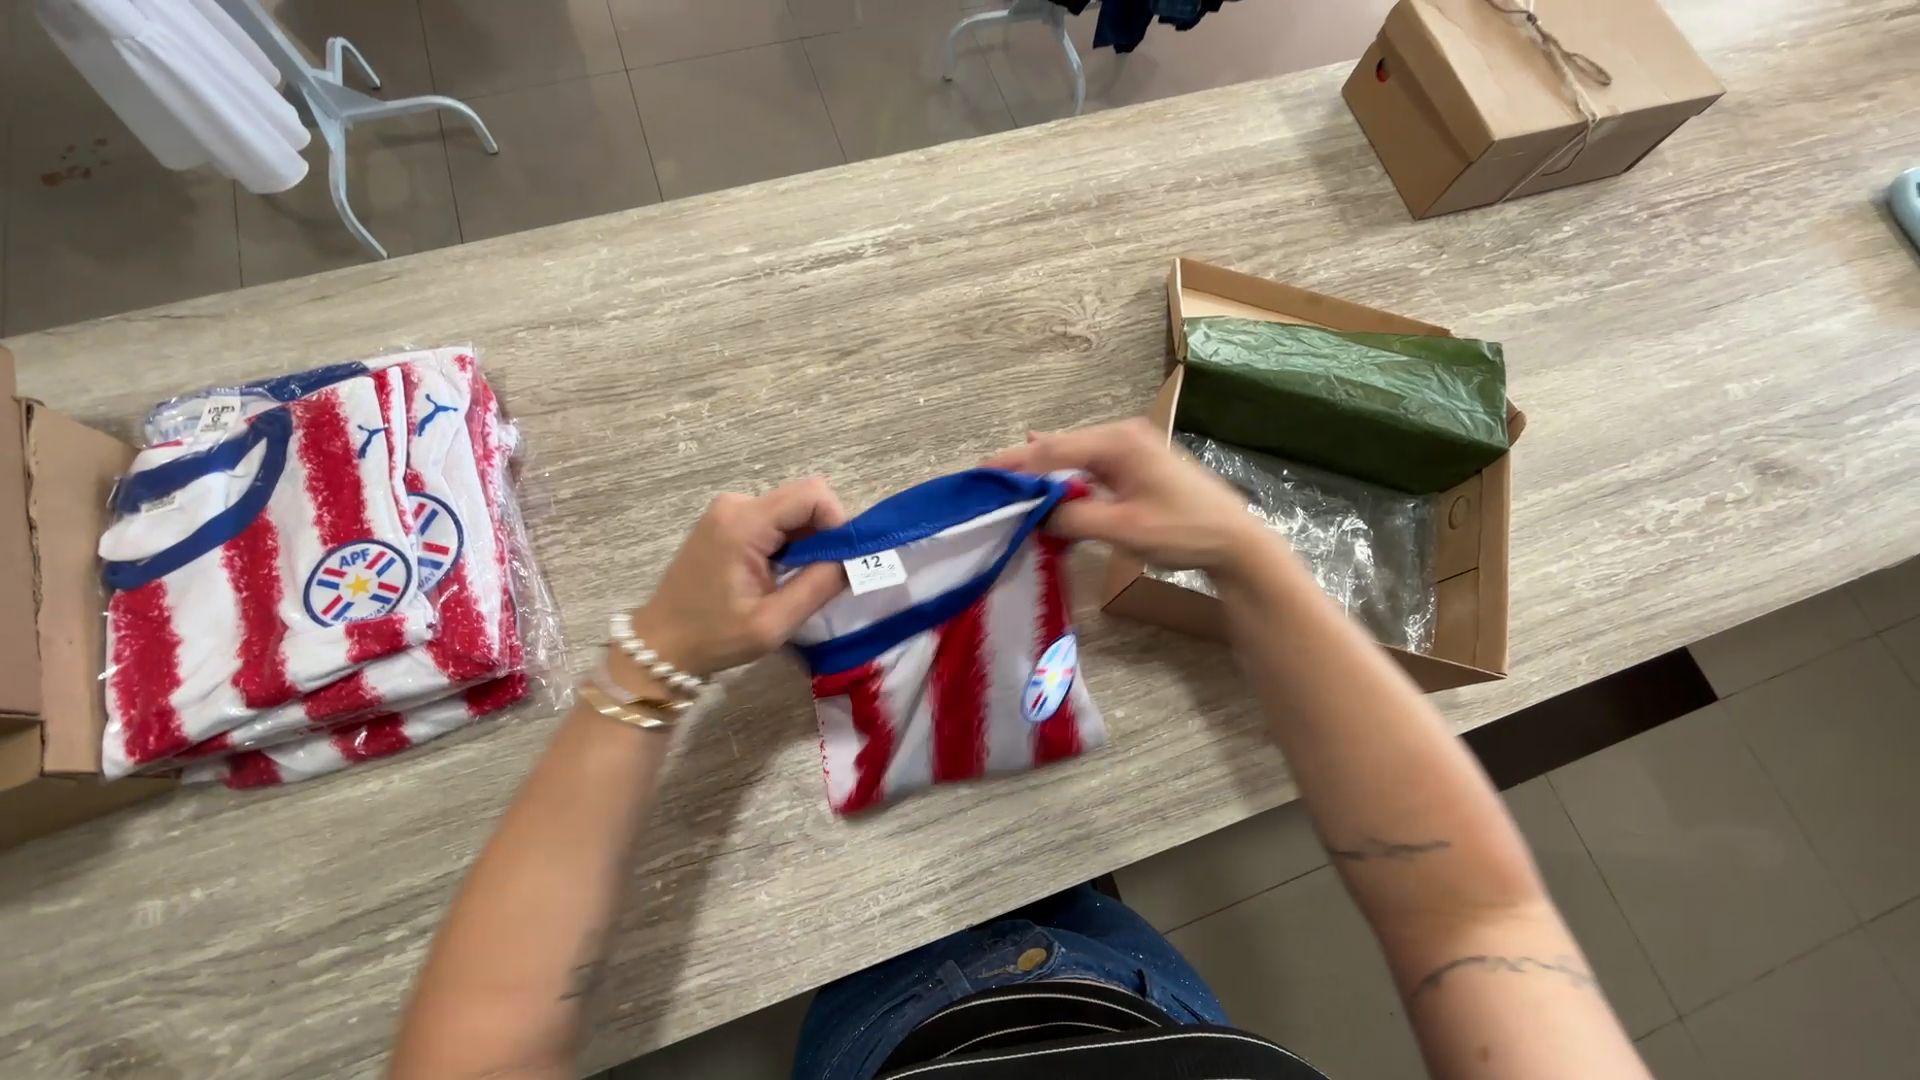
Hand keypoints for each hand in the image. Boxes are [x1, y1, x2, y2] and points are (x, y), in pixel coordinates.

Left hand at [619, 478, 849, 682]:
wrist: (661, 644)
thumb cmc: (715, 638)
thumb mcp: (775, 622)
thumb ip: (820, 585)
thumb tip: (858, 559)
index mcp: (744, 523)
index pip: (813, 495)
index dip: (839, 523)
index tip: (842, 562)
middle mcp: (736, 504)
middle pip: (804, 499)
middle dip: (826, 535)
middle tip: (823, 578)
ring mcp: (728, 510)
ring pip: (793, 510)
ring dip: (808, 542)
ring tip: (796, 583)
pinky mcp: (726, 521)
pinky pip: (775, 520)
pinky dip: (790, 543)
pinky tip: (780, 576)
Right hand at [985, 420, 1274, 578]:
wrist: (1236, 541)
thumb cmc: (1183, 532)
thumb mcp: (1123, 529)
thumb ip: (1074, 518)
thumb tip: (1037, 514)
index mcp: (1119, 442)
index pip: (1053, 449)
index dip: (1015, 462)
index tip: (982, 473)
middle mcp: (1124, 435)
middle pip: (1061, 447)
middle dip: (1026, 463)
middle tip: (989, 480)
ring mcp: (1133, 448)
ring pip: (1075, 455)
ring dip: (1046, 470)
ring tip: (1009, 479)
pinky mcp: (1139, 464)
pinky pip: (1092, 464)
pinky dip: (1068, 474)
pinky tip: (1050, 474)